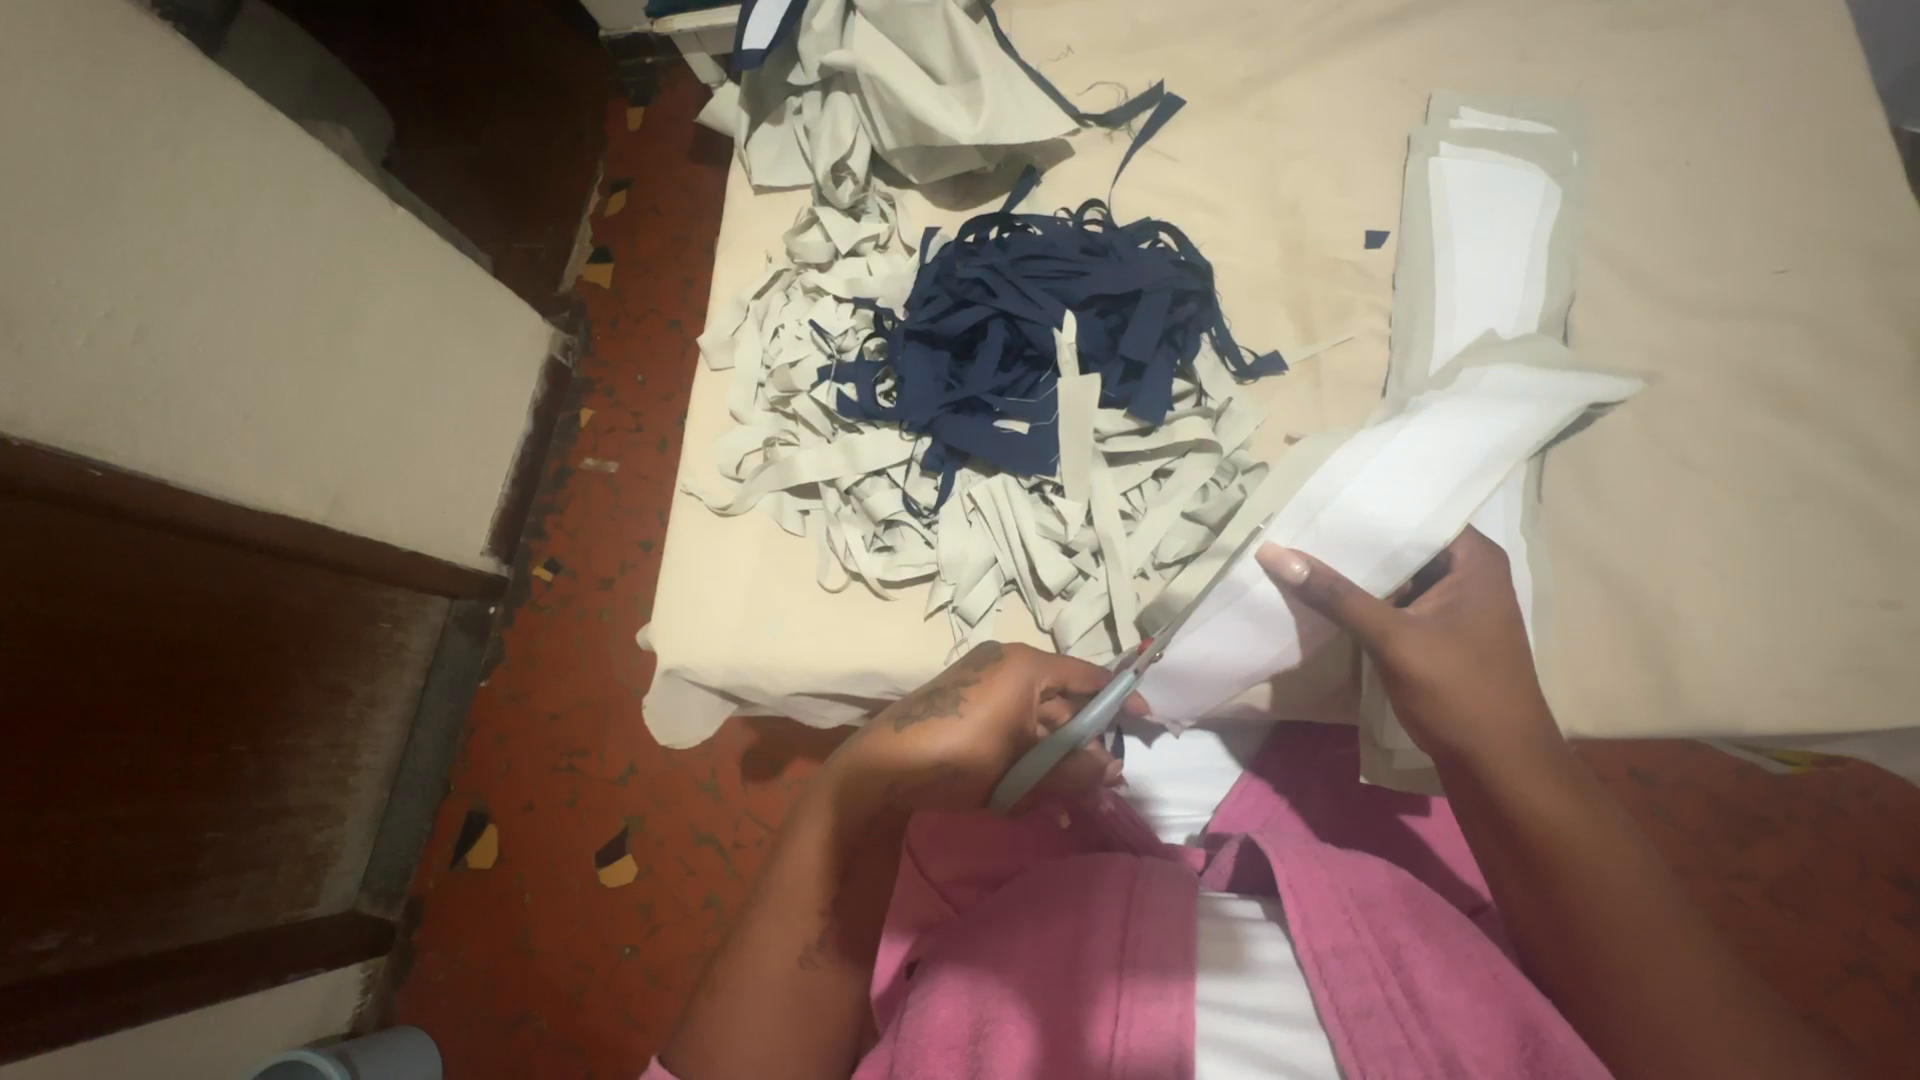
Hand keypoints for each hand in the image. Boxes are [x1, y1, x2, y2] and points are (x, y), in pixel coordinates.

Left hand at [822, 641, 1133, 814]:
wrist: (881, 766)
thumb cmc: (957, 755)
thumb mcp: (1020, 768)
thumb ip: (1071, 769)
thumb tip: (1116, 771)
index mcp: (1025, 666)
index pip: (1087, 675)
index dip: (1118, 698)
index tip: (1145, 719)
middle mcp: (1007, 666)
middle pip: (1062, 703)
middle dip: (1083, 745)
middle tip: (1102, 782)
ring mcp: (984, 684)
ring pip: (1036, 721)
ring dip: (1054, 760)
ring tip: (1067, 801)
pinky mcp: (967, 705)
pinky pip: (1011, 726)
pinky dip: (1025, 756)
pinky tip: (1034, 795)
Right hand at [1255, 527, 1563, 770]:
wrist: (1496, 766)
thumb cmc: (1460, 692)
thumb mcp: (1394, 638)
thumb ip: (1335, 595)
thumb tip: (1274, 552)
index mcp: (1474, 561)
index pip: (1416, 513)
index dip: (1367, 505)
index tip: (1317, 498)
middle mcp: (1466, 574)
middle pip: (1400, 545)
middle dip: (1350, 540)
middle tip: (1295, 522)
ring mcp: (1450, 606)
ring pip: (1392, 576)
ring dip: (1351, 572)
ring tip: (1296, 549)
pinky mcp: (1433, 634)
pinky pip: (1390, 604)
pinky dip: (1358, 601)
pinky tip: (1316, 594)